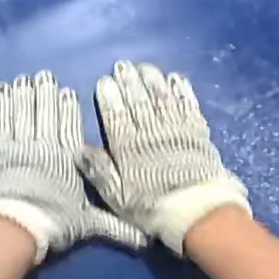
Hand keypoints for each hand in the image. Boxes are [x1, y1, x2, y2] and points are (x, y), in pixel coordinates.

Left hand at [0, 71, 146, 263]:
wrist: (20, 224)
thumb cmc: (55, 222)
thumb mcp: (89, 223)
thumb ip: (115, 226)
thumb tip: (144, 240)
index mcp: (69, 159)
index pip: (70, 127)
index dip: (68, 108)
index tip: (66, 91)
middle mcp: (47, 146)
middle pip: (47, 114)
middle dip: (46, 93)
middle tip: (43, 75)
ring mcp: (22, 145)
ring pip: (26, 112)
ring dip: (25, 94)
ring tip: (25, 79)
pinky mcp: (1, 149)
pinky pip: (3, 121)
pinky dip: (3, 104)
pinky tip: (2, 90)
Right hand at [80, 61, 249, 255]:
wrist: (198, 213)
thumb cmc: (151, 208)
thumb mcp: (116, 197)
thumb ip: (99, 170)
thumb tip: (80, 149)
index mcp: (128, 148)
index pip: (115, 115)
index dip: (109, 97)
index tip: (103, 81)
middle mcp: (151, 133)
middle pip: (138, 101)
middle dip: (129, 81)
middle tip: (122, 65)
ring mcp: (176, 131)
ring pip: (162, 98)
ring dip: (152, 80)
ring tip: (144, 66)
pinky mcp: (198, 134)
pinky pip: (188, 106)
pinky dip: (182, 90)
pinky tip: (176, 79)